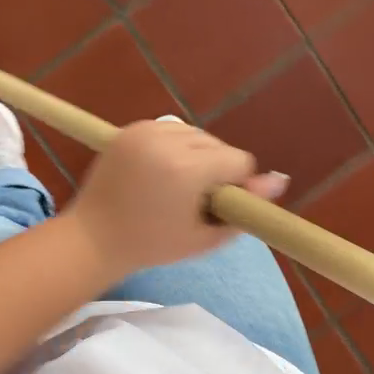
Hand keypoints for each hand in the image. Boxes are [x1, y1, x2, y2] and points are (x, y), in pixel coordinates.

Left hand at [65, 120, 288, 277]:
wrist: (94, 236)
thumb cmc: (152, 244)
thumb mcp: (205, 236)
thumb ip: (244, 208)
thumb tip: (279, 180)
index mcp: (187, 169)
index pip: (238, 161)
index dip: (235, 185)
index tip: (216, 206)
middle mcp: (166, 142)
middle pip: (217, 144)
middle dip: (215, 168)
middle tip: (193, 199)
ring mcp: (144, 132)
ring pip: (194, 134)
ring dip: (196, 154)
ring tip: (176, 185)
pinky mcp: (128, 130)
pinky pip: (168, 129)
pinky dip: (172, 146)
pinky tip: (160, 171)